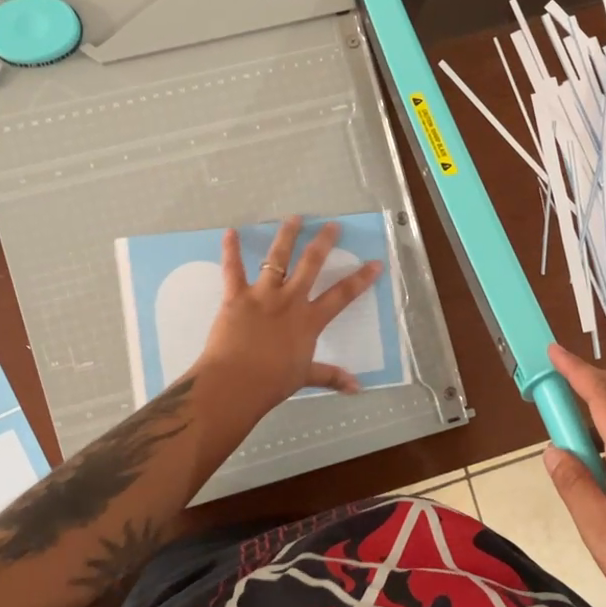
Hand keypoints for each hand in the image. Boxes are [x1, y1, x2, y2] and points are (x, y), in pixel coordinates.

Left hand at [193, 215, 382, 412]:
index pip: (341, 295)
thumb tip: (358, 388)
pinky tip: (230, 232)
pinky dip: (230, 250)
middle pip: (311, 264)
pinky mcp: (236, 296)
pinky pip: (232, 269)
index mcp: (309, 320)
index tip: (375, 263)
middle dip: (324, 242)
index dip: (360, 279)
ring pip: (277, 257)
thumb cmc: (272, 382)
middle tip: (332, 225)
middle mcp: (289, 300)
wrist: (235, 383)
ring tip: (294, 218)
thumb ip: (331, 377)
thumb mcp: (305, 377)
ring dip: (286, 235)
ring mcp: (262, 294)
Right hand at [540, 343, 605, 606]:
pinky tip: (602, 466)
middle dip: (593, 379)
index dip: (578, 371)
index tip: (552, 352)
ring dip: (605, 407)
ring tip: (571, 428)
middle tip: (558, 382)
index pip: (605, 399)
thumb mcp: (601, 536)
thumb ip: (575, 488)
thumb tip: (553, 449)